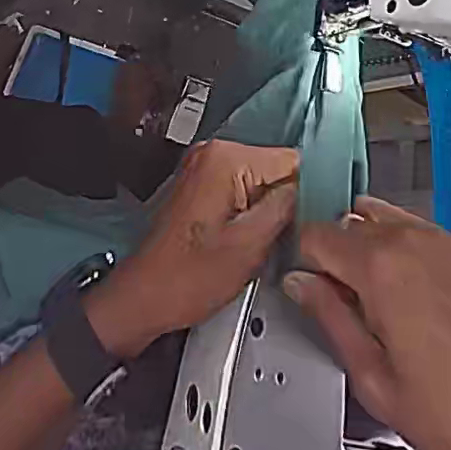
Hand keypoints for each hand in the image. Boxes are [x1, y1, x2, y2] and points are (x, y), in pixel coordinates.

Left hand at [85, 139, 297, 358]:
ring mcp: (205, 165)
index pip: (292, 161)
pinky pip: (243, 187)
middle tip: (282, 237)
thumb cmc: (190, 277)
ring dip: (268, 208)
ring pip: (262, 180)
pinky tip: (245, 235)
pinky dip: (251, 209)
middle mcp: (214, 151)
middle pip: (276, 168)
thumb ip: (285, 207)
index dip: (305, 193)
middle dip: (285, 201)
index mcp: (226, 158)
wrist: (142, 298)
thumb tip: (308, 189)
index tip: (304, 224)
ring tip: (261, 239)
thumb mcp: (250, 245)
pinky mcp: (201, 182)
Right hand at [285, 197, 450, 449]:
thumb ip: (328, 315)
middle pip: (348, 221)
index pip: (318, 233)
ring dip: (364, 242)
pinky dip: (396, 242)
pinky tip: (399, 285)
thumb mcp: (368, 371)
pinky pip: (412, 227)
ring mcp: (440, 243)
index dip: (303, 256)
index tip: (304, 277)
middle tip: (332, 292)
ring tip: (366, 290)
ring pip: (380, 216)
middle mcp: (412, 242)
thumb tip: (302, 285)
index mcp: (381, 267)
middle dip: (333, 251)